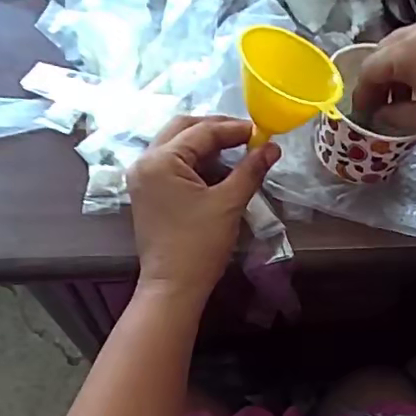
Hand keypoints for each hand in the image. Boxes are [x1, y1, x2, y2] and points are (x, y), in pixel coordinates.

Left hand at [127, 116, 278, 301]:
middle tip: (245, 137)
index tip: (260, 132)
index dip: (233, 129)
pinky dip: (194, 163)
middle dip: (215, 130)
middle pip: (182, 129)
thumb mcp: (229, 204)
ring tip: (236, 153)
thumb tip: (272, 147)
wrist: (174, 286)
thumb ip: (250, 170)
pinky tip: (218, 171)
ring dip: (205, 146)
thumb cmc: (200, 246)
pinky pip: (171, 165)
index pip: (201, 132)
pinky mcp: (147, 194)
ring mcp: (142, 178)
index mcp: (160, 160)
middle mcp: (144, 162)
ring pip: (175, 146)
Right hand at [351, 9, 415, 156]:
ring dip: (399, 67)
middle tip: (380, 105)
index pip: (371, 69)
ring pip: (408, 42)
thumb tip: (383, 114)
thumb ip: (396, 114)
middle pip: (387, 50)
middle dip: (379, 77)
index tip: (363, 115)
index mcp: (408, 50)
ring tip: (403, 97)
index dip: (363, 94)